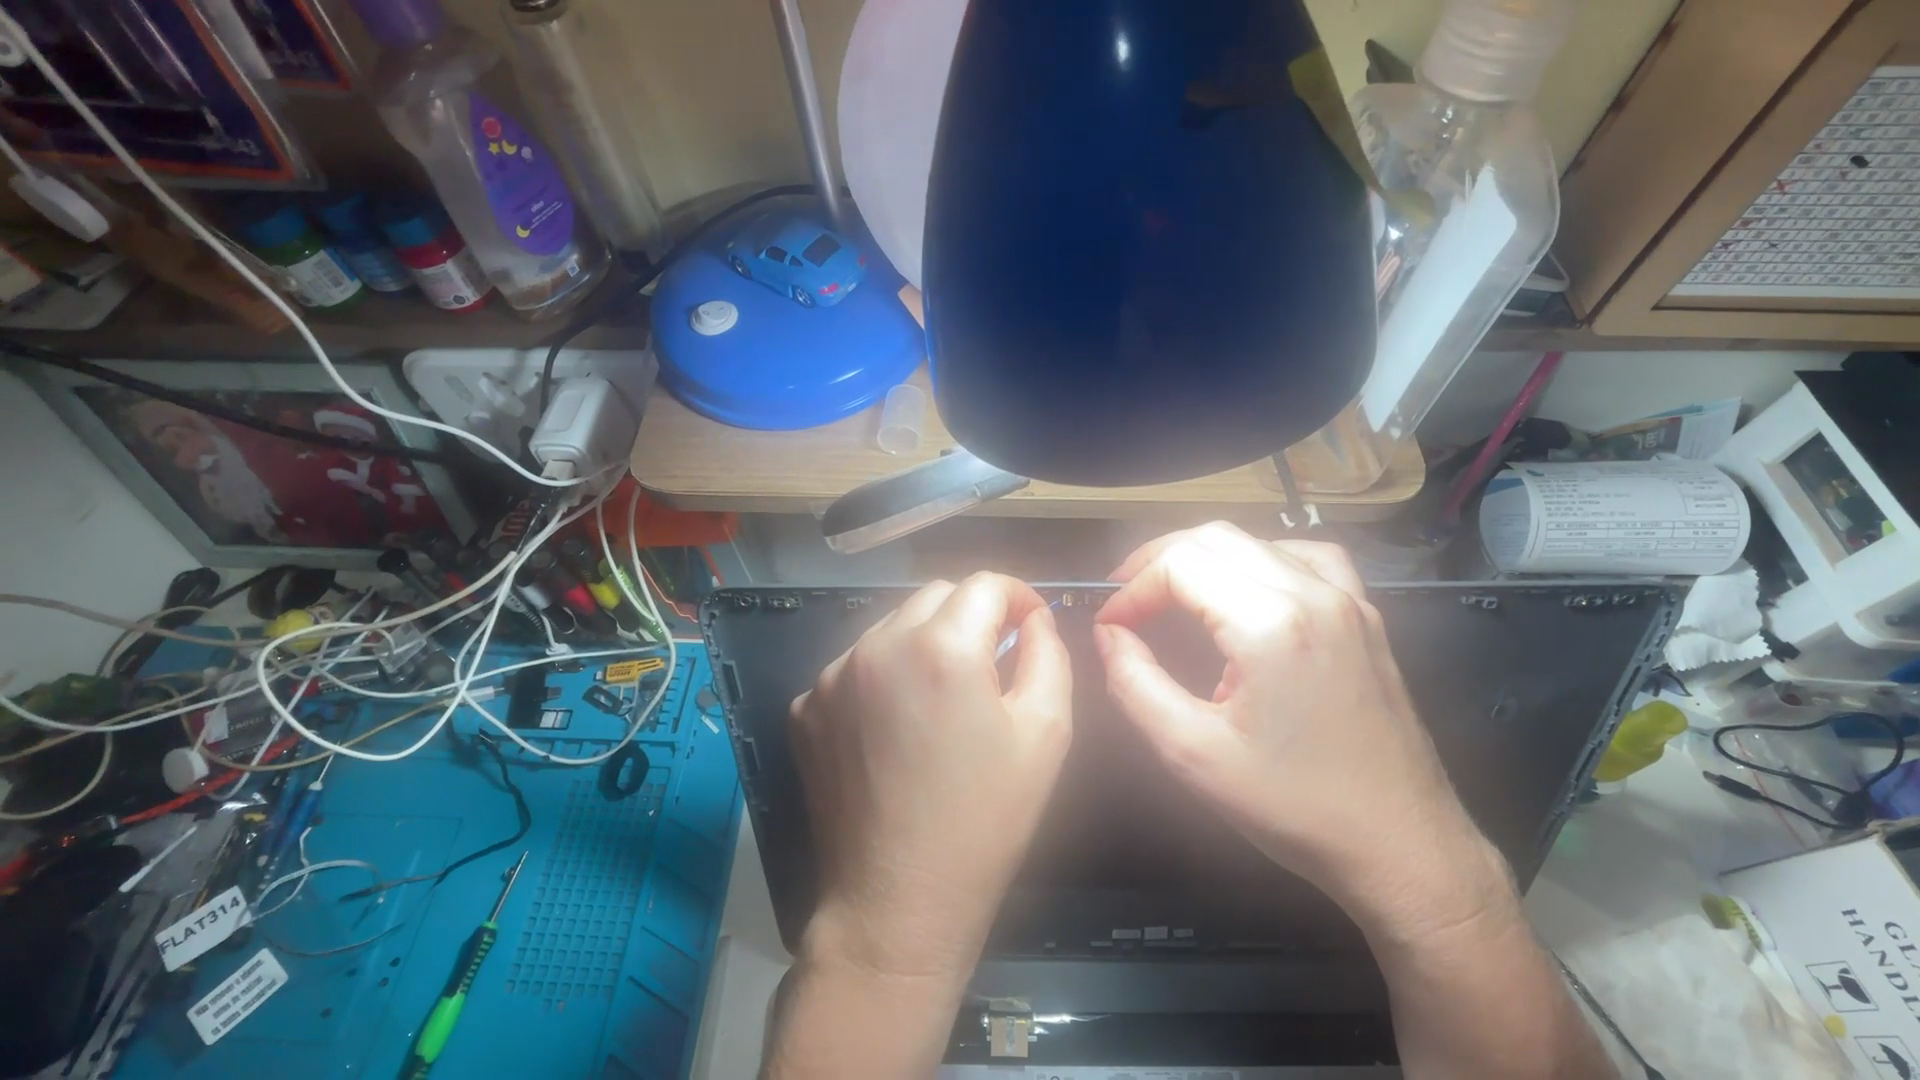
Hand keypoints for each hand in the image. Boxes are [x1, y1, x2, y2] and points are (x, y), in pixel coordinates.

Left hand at [789, 573, 1071, 979]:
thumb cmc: (985, 819)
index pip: (984, 583)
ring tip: (943, 700)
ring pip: (891, 627)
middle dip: (972, 616)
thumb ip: (1048, 654)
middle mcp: (877, 644)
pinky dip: (883, 676)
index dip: (1018, 597)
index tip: (1032, 626)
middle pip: (935, 596)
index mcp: (941, 646)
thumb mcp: (1046, 732)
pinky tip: (897, 727)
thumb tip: (1034, 620)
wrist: (898, 899)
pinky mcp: (805, 707)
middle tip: (994, 665)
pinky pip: (855, 666)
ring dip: (925, 643)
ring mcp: (831, 675)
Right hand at [1092, 523, 1509, 934]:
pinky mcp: (1366, 619)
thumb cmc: (1294, 807)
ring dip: (1203, 558)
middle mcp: (1314, 594)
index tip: (1108, 628)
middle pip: (1215, 539)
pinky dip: (1260, 560)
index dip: (1131, 589)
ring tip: (1170, 594)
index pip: (1180, 565)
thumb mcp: (1193, 754)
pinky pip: (1307, 559)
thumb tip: (1109, 636)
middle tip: (1124, 605)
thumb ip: (1136, 684)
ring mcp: (1348, 601)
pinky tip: (1245, 591)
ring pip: (1258, 542)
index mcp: (1271, 623)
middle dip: (1157, 564)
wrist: (1404, 847)